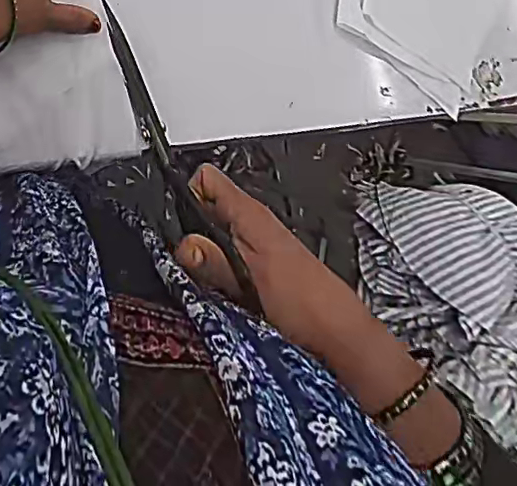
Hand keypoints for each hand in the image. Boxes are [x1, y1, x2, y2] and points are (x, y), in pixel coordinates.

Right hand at [174, 165, 392, 364]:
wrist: (340, 337)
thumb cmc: (307, 303)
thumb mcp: (249, 283)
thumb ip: (213, 262)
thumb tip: (183, 246)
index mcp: (249, 213)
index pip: (205, 179)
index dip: (185, 197)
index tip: (176, 226)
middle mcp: (251, 223)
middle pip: (203, 213)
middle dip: (191, 236)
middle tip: (194, 266)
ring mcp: (254, 246)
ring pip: (212, 240)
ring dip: (204, 260)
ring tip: (213, 286)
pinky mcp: (258, 268)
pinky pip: (226, 260)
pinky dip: (219, 274)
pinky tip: (227, 296)